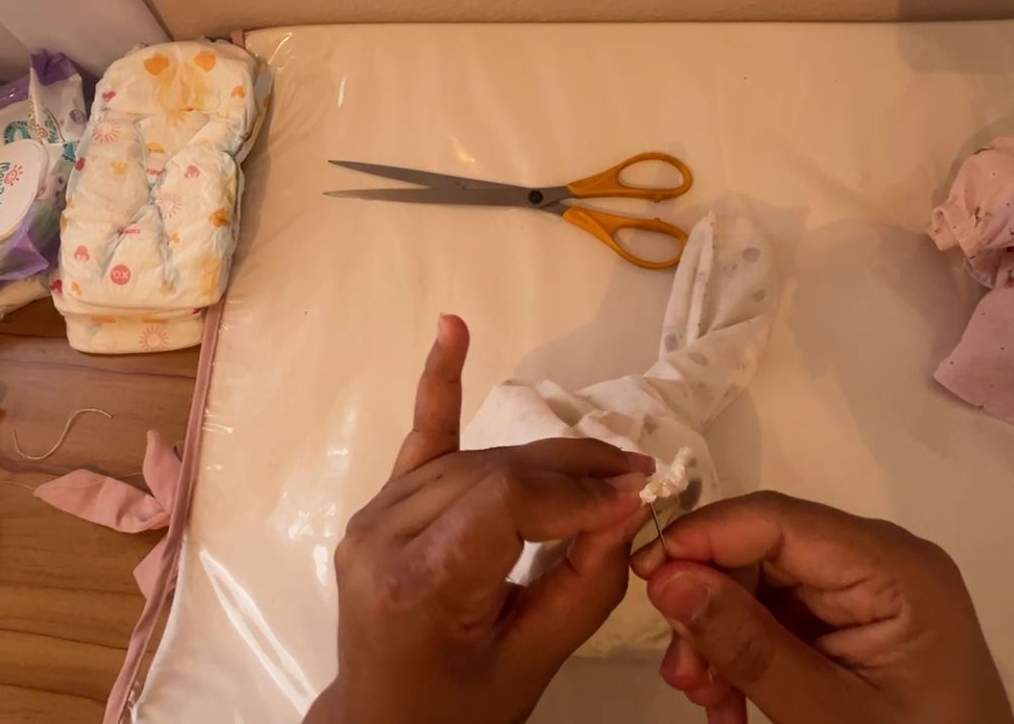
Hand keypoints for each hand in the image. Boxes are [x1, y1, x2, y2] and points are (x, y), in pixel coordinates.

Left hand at [306, 315, 654, 723]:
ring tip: (602, 459)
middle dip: (572, 469)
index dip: (575, 490)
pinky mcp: (382, 501)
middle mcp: (384, 532)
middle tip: (637, 471)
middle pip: (493, 471)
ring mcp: (376, 510)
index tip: (636, 491)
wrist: (382, 721)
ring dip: (541, 458)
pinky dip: (442, 381)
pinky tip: (454, 328)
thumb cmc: (460, 709)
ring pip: (478, 458)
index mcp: (417, 582)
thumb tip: (625, 503)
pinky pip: (422, 436)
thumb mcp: (533, 661)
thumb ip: (583, 582)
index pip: (505, 502)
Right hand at [632, 492, 1013, 723]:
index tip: (644, 575)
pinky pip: (773, 615)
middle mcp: (876, 561)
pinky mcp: (846, 620)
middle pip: (760, 552)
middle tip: (679, 669)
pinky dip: (741, 653)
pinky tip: (726, 701)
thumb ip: (747, 645)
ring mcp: (861, 591)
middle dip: (709, 604)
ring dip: (717, 636)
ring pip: (756, 584)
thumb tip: (665, 578)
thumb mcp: (829, 720)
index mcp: (894, 568)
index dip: (703, 537)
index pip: (776, 520)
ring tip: (701, 696)